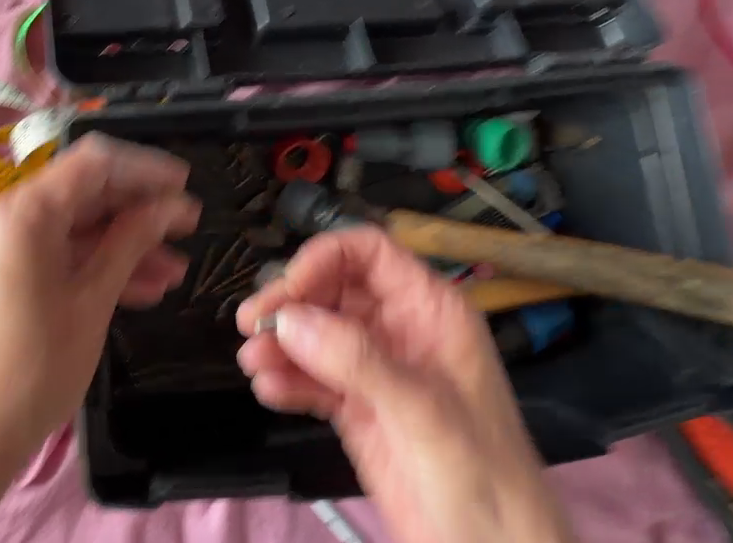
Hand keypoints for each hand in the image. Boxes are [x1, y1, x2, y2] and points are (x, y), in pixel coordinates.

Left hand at [0, 135, 200, 473]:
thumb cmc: (37, 366)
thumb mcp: (93, 299)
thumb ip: (131, 241)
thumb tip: (170, 205)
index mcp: (25, 210)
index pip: (94, 163)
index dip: (144, 168)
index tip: (184, 184)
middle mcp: (8, 213)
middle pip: (85, 192)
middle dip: (139, 210)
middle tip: (188, 226)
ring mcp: (4, 242)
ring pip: (77, 226)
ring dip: (125, 243)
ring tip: (177, 269)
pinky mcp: (6, 269)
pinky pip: (60, 251)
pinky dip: (99, 263)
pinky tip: (144, 288)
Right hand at [235, 228, 573, 542]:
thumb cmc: (481, 479)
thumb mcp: (423, 411)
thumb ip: (357, 361)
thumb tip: (289, 319)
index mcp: (429, 310)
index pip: (369, 253)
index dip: (325, 258)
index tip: (288, 288)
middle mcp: (398, 329)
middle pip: (332, 289)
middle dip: (291, 302)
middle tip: (252, 325)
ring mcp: (375, 369)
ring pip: (316, 333)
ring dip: (281, 343)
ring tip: (252, 362)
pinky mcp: (356, 408)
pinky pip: (313, 378)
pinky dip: (288, 380)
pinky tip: (268, 390)